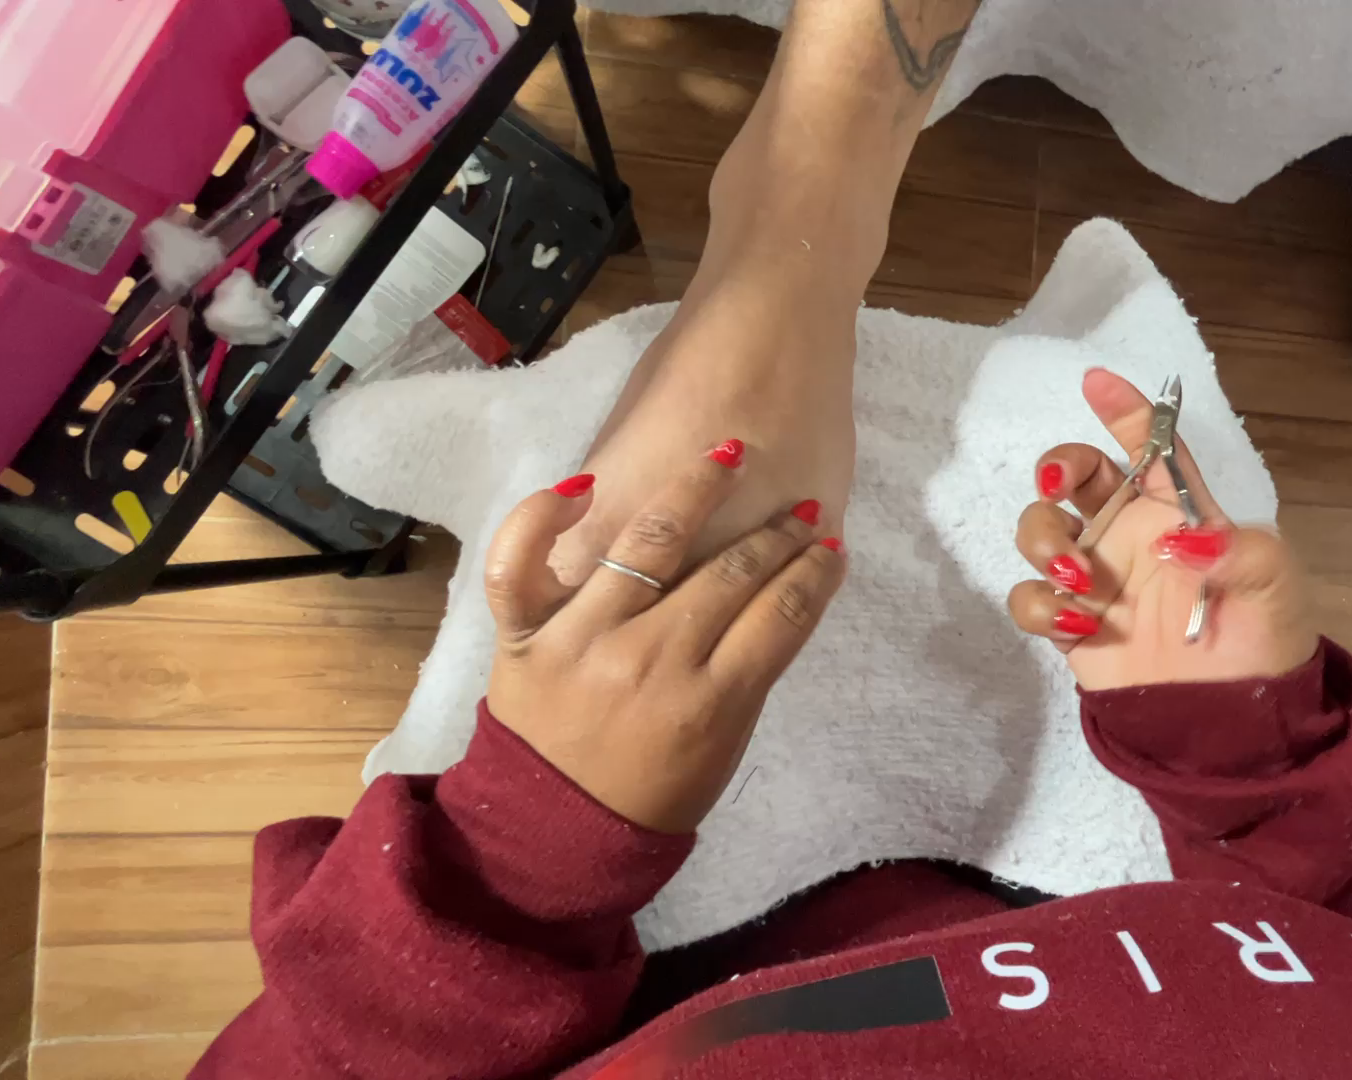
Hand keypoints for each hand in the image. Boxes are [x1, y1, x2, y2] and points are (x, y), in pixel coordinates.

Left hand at [481, 449, 844, 832]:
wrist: (551, 839)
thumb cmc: (655, 797)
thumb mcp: (726, 744)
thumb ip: (750, 669)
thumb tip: (778, 595)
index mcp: (708, 703)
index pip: (782, 615)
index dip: (817, 575)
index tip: (832, 548)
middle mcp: (648, 660)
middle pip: (731, 575)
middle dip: (778, 537)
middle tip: (800, 512)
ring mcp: (579, 640)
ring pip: (650, 542)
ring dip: (700, 490)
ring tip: (730, 456)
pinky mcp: (521, 636)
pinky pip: (519, 564)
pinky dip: (542, 518)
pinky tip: (585, 484)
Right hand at [1006, 369, 1318, 690]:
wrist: (1227, 717)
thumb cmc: (1259, 639)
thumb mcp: (1276, 587)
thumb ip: (1243, 553)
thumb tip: (1180, 543)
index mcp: (1172, 510)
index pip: (1148, 448)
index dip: (1124, 410)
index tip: (1094, 382)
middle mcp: (1122, 533)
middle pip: (1070, 476)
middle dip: (1054, 467)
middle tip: (1056, 489)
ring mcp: (1089, 576)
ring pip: (1036, 529)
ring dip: (1043, 541)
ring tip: (1081, 578)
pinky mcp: (1066, 620)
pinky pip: (1028, 597)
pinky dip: (1039, 605)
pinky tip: (1077, 625)